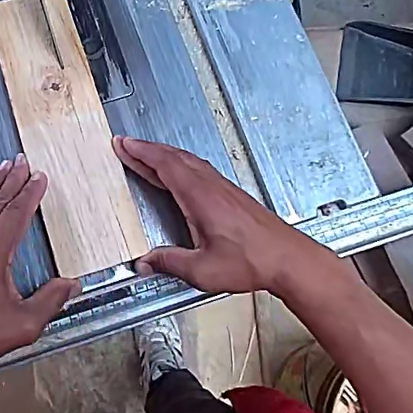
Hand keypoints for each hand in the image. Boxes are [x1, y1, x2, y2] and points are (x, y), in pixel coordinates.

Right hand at [113, 136, 352, 296]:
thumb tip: (147, 261)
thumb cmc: (253, 261)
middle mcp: (212, 186)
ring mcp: (223, 188)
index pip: (165, 165)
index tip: (124, 143)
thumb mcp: (203, 269)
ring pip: (188, 161)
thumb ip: (171, 262)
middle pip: (174, 157)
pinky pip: (200, 169)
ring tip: (145, 156)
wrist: (288, 258)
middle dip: (147, 149)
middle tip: (126, 144)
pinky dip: (180, 164)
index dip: (142, 152)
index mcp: (200, 196)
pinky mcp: (231, 195)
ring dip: (164, 155)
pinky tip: (179, 173)